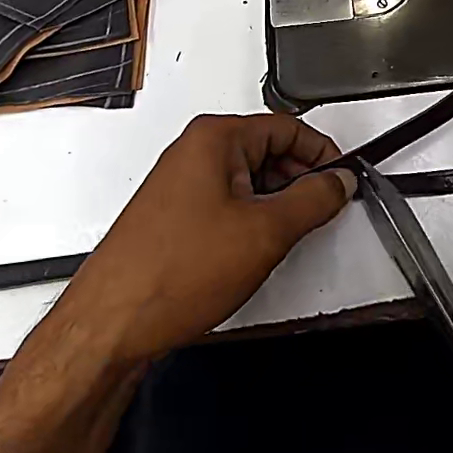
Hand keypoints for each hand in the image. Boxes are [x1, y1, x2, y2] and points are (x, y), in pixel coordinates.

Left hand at [55, 114, 355, 363]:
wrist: (110, 325)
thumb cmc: (167, 274)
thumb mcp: (266, 231)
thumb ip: (314, 199)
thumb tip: (337, 182)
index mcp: (215, 138)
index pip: (288, 127)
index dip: (322, 153)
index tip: (341, 177)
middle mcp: (195, 151)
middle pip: (270, 149)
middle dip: (301, 179)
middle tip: (322, 208)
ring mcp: (184, 181)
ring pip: (251, 178)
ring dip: (277, 202)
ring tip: (287, 235)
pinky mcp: (178, 211)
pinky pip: (230, 200)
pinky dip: (253, 217)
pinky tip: (257, 248)